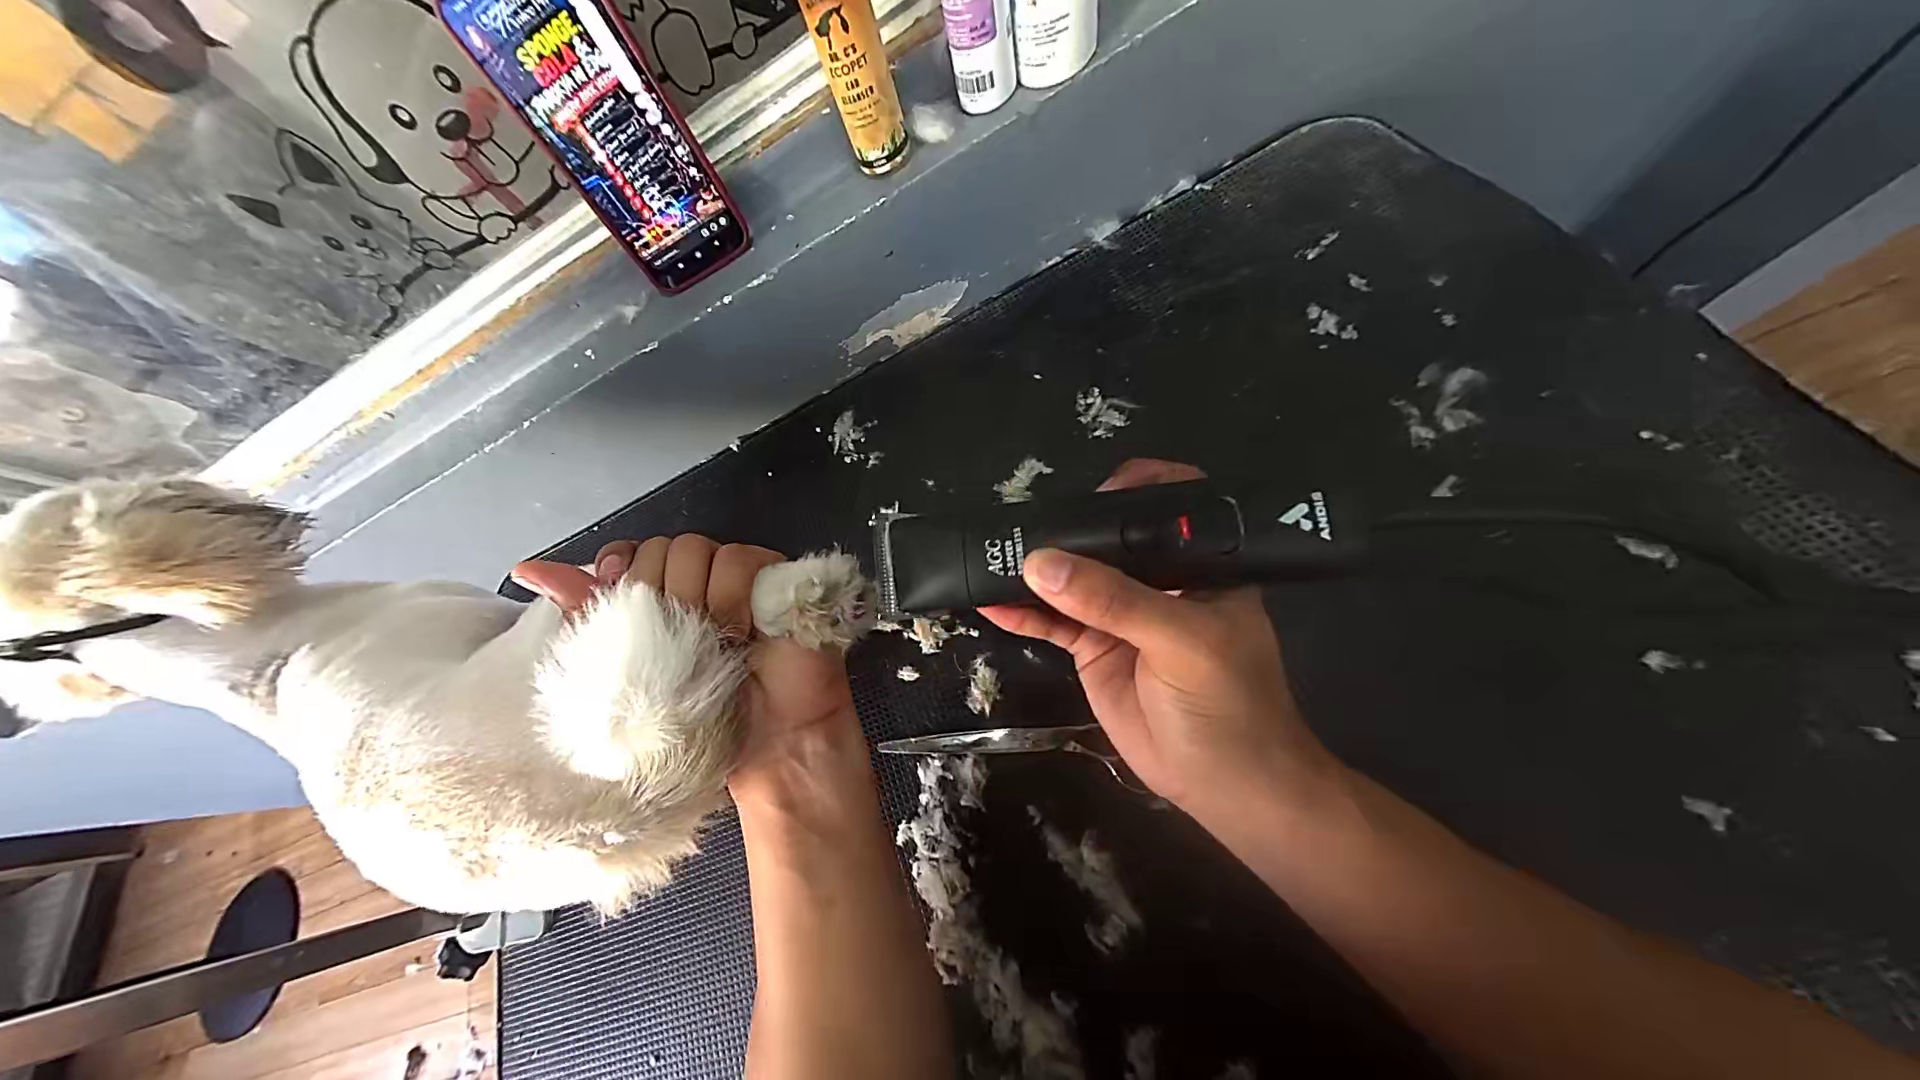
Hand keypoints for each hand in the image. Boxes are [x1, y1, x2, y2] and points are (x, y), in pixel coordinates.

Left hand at [510, 536, 861, 793]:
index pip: (630, 553)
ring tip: (716, 642)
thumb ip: (591, 619)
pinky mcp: (776, 578)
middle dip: (660, 594)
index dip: (620, 569)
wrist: (771, 747)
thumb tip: (525, 568)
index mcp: (663, 602)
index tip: (619, 599)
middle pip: (660, 548)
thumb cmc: (705, 722)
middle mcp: (698, 584)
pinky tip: (742, 629)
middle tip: (680, 643)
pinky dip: (734, 592)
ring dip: (699, 599)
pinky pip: (740, 559)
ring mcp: (738, 579)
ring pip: (696, 549)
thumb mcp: (630, 677)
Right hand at [979, 459, 1344, 826]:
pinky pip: (1053, 624)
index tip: (1094, 495)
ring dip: (1036, 573)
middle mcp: (1158, 582)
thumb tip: (1042, 565)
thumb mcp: (1181, 640)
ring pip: (1073, 582)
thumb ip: (1114, 600)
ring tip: (994, 559)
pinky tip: (994, 605)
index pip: (1169, 507)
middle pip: (1108, 541)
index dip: (1136, 488)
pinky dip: (1023, 615)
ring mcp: (1121, 616)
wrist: (1223, 785)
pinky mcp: (1094, 649)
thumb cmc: (1228, 702)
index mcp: (1198, 564)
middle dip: (1069, 530)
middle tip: (1025, 527)